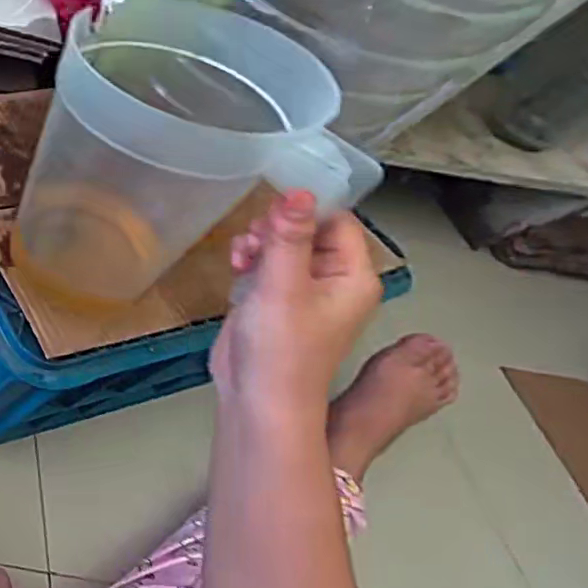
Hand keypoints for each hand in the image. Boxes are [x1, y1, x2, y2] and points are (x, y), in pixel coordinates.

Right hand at [210, 191, 380, 417]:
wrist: (257, 397)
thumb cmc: (280, 345)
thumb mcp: (283, 285)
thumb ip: (289, 236)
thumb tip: (300, 190)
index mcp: (352, 276)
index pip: (338, 222)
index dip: (306, 208)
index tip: (271, 205)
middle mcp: (332, 280)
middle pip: (306, 230)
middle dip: (275, 228)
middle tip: (255, 240)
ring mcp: (301, 291)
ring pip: (282, 245)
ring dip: (258, 243)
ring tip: (240, 257)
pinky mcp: (273, 301)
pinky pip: (266, 264)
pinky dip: (250, 259)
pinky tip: (235, 267)